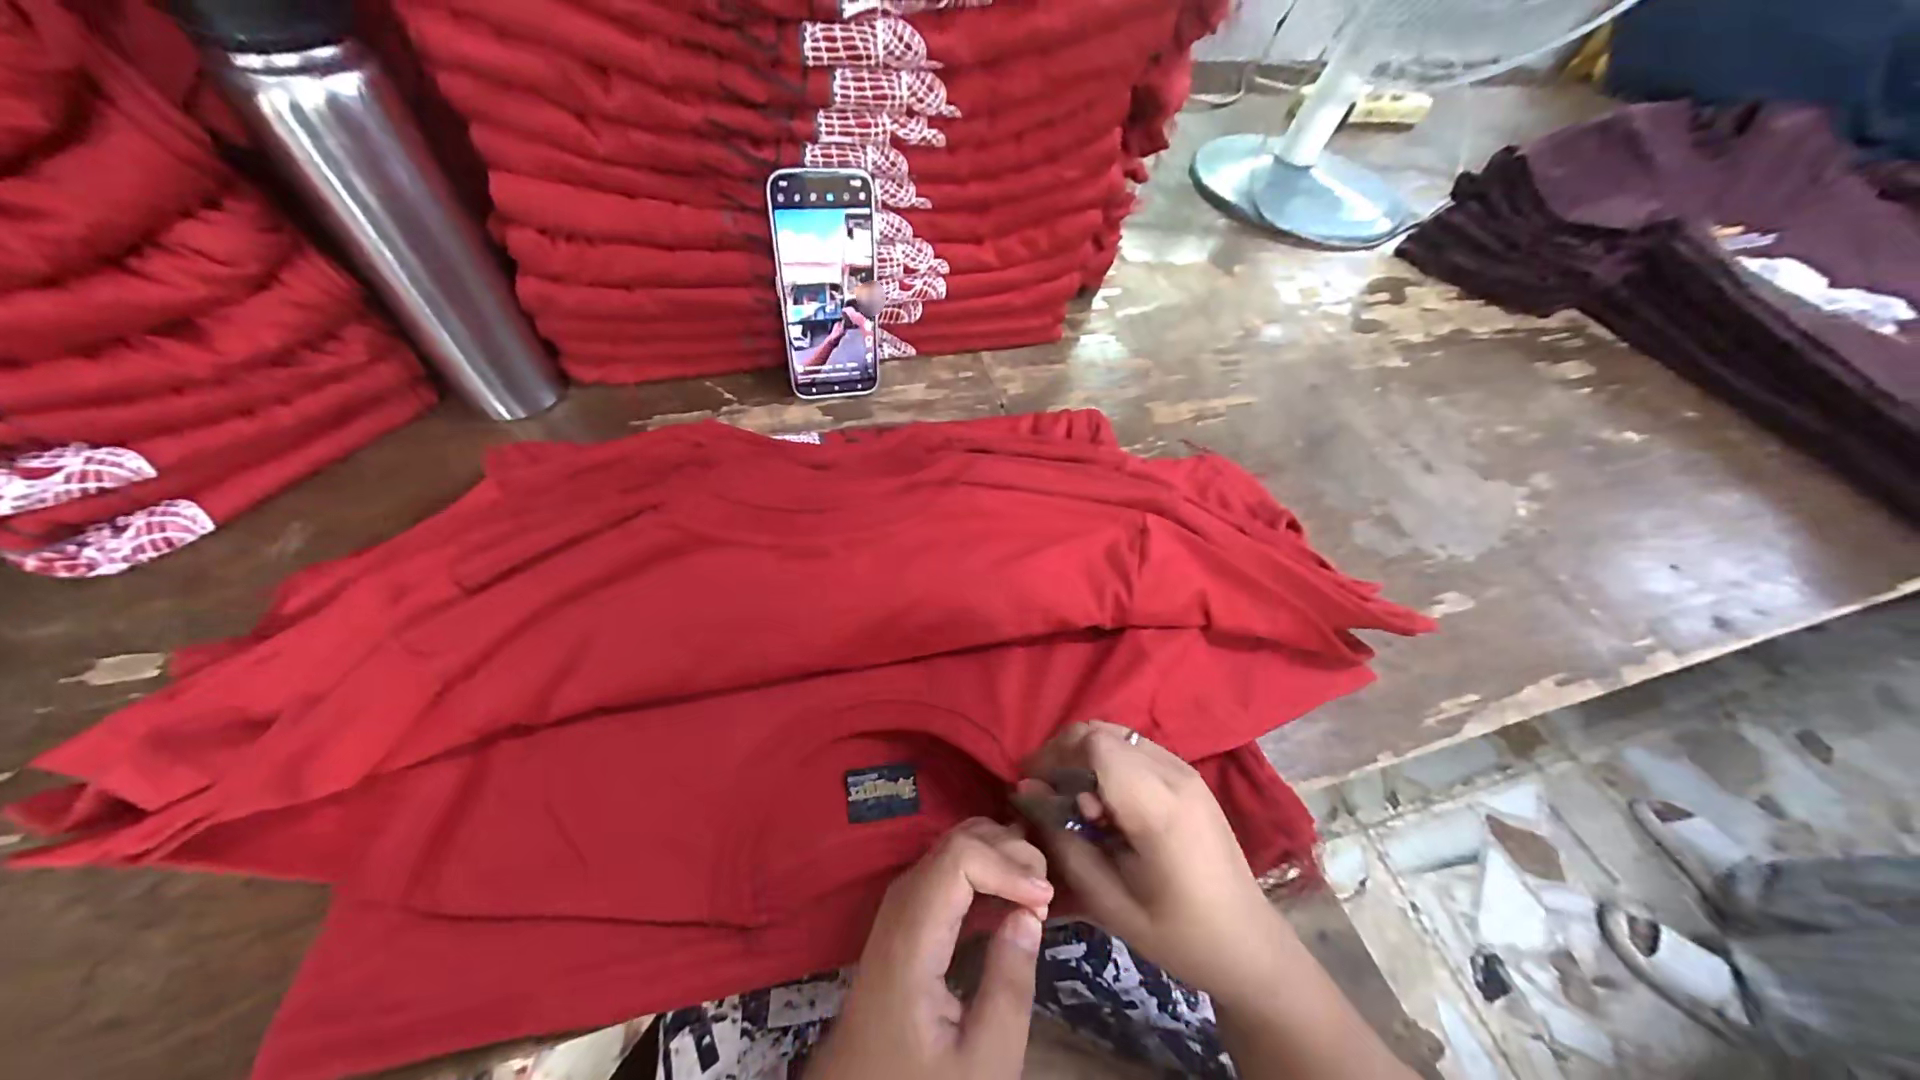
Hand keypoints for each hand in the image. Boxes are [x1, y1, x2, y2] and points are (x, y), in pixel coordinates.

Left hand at [805, 819, 1052, 1079]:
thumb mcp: (983, 1061)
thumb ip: (1009, 986)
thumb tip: (1028, 912)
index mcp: (911, 940)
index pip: (958, 858)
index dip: (1007, 865)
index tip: (1044, 900)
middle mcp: (898, 909)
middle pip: (953, 844)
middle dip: (1008, 853)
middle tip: (1045, 894)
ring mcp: (897, 910)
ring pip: (948, 850)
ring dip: (996, 855)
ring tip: (1033, 890)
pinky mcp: (904, 920)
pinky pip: (944, 871)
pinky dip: (981, 868)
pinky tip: (1008, 894)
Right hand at [1018, 721, 1286, 1006]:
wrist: (1247, 944)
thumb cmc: (1176, 933)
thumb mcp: (1108, 900)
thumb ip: (1064, 841)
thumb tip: (1027, 792)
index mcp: (1157, 805)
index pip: (1095, 743)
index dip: (1054, 756)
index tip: (1033, 788)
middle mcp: (1174, 774)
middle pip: (1102, 731)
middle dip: (1063, 752)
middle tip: (1045, 791)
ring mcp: (1186, 770)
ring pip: (1117, 734)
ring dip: (1085, 755)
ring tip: (1073, 799)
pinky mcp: (1190, 775)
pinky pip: (1135, 747)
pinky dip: (1108, 760)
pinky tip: (1104, 801)